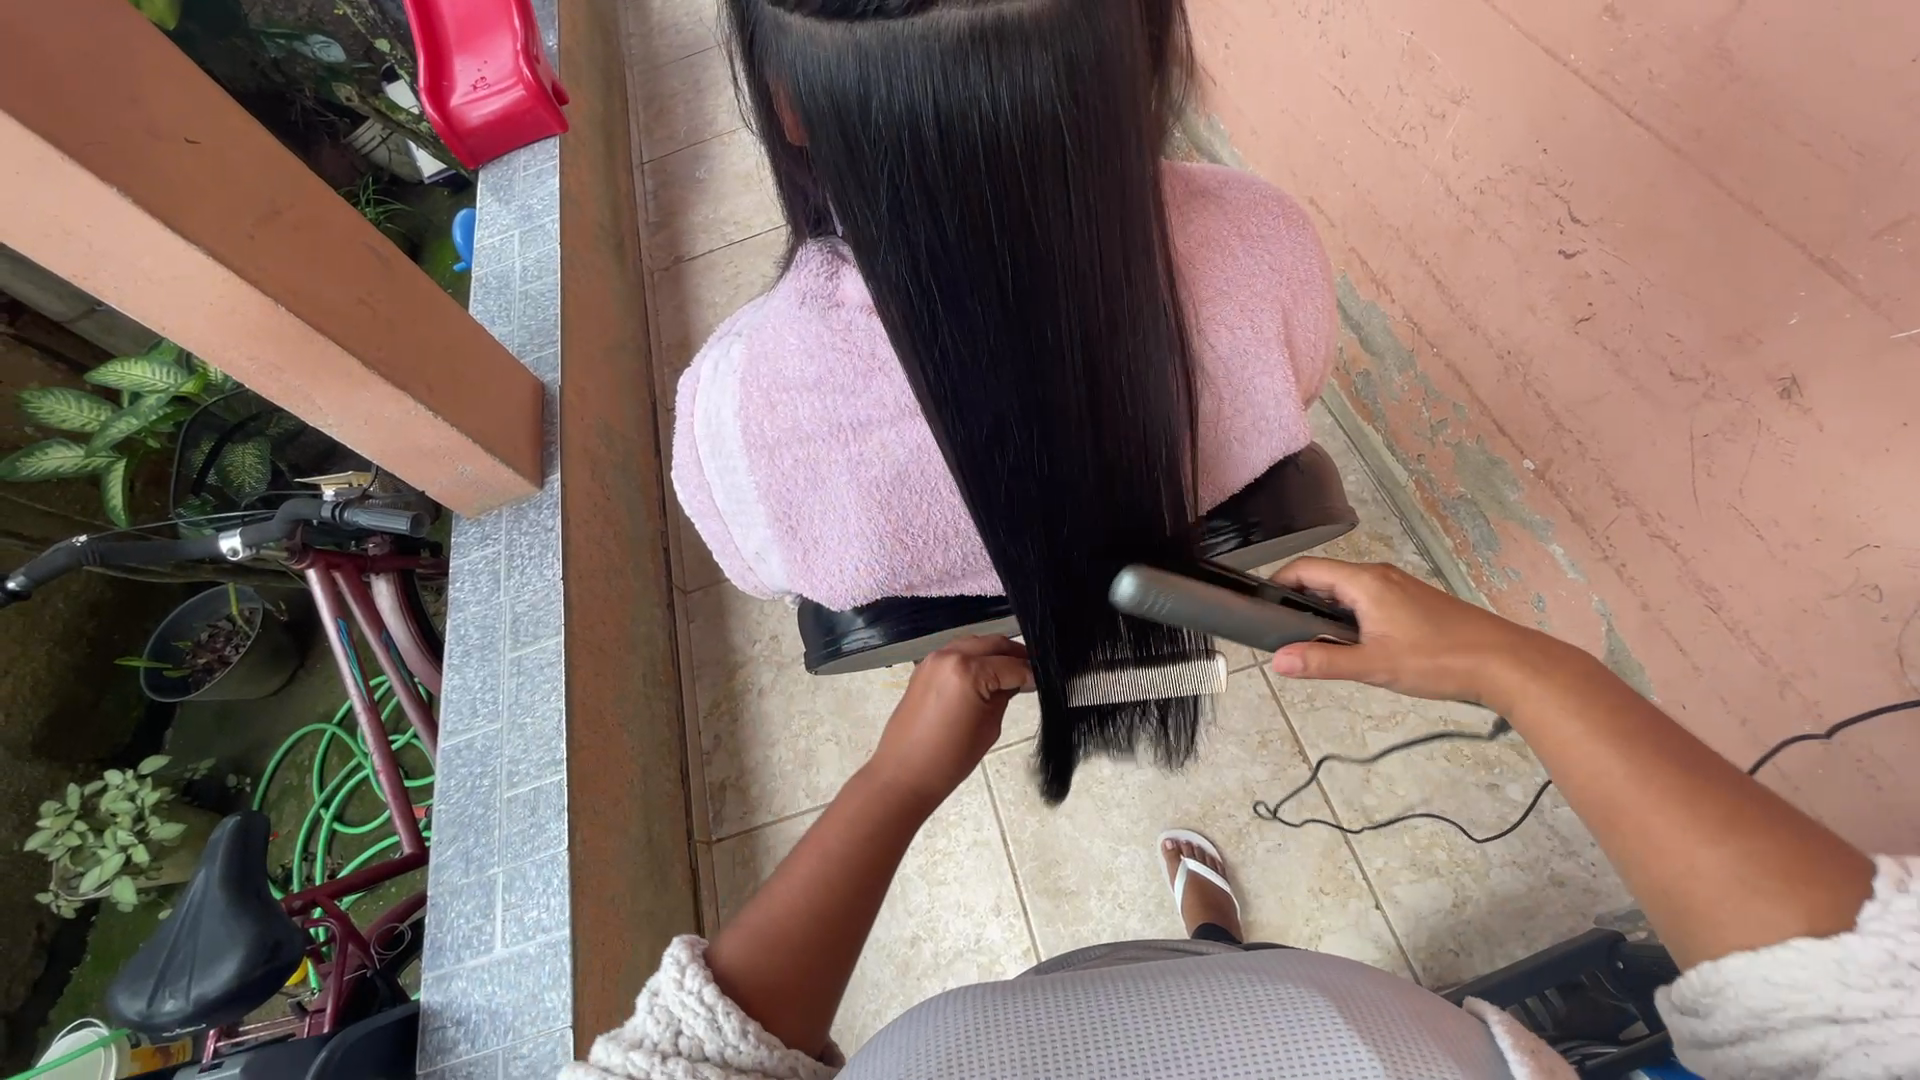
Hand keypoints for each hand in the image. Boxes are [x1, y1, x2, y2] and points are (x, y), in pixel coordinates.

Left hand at [864, 636, 1033, 811]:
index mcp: (968, 671)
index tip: (1043, 681)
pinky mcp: (924, 666)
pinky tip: (987, 672)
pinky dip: (974, 656)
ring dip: (994, 652)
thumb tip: (1015, 681)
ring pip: (974, 643)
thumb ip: (1003, 695)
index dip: (1031, 673)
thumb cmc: (950, 758)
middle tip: (1032, 669)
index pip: (1011, 665)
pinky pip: (956, 651)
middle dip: (1015, 654)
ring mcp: (934, 658)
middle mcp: (950, 656)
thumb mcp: (989, 726)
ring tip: (1012, 670)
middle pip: (993, 643)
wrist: (904, 772)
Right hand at [1266, 557, 1579, 710]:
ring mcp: (1398, 587)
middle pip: (1324, 577)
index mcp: (1365, 582)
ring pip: (1346, 590)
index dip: (1277, 583)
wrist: (1508, 664)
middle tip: (1281, 632)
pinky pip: (1366, 599)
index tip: (1259, 607)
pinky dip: (1348, 615)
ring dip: (1324, 609)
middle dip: (1297, 600)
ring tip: (1313, 642)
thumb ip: (1323, 661)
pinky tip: (1353, 644)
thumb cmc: (1439, 660)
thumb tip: (1278, 661)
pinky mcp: (1413, 602)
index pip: (1306, 568)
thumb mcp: (1374, 665)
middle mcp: (1379, 576)